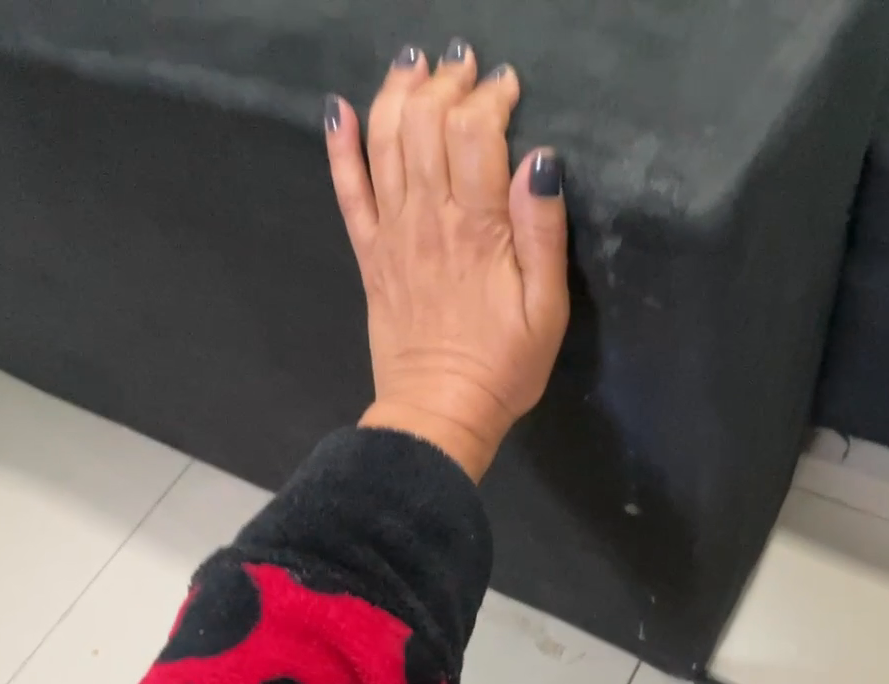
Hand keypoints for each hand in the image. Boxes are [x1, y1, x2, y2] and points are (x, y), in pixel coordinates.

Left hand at [325, 41, 570, 480]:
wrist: (439, 413)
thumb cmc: (503, 367)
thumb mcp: (548, 310)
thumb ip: (543, 233)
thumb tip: (540, 161)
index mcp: (479, 228)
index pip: (475, 132)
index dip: (490, 98)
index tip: (508, 87)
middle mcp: (429, 218)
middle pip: (426, 123)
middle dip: (445, 83)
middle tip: (463, 66)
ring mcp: (392, 234)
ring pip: (385, 142)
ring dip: (397, 94)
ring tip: (413, 65)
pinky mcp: (369, 255)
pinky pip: (347, 190)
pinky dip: (340, 147)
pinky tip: (339, 111)